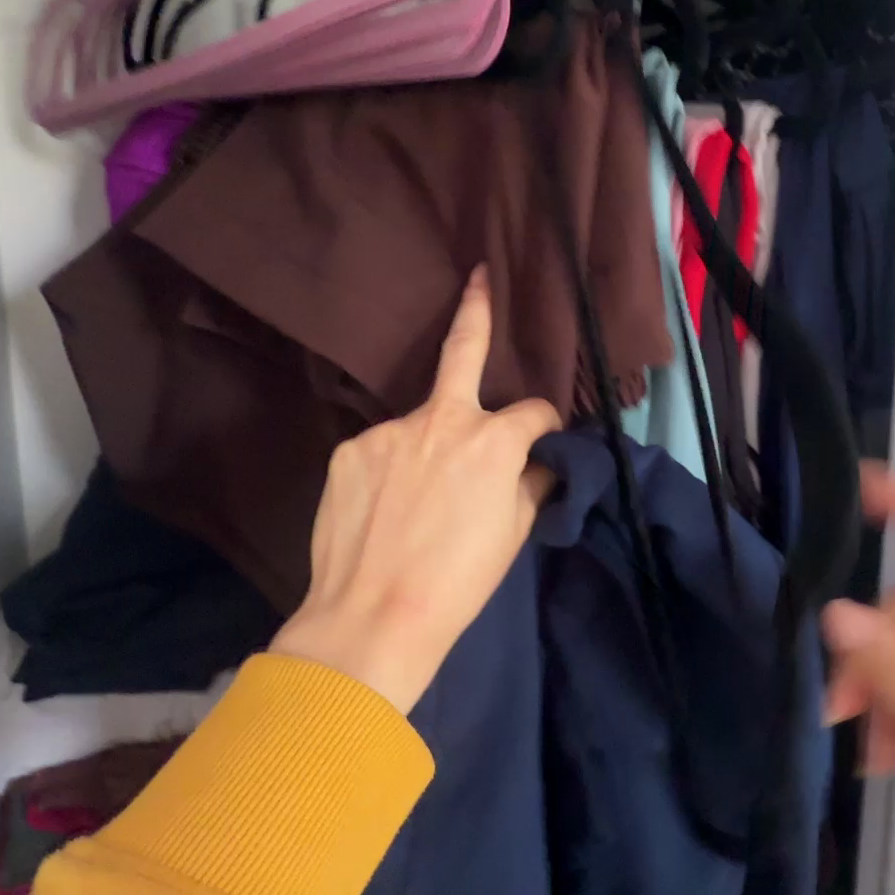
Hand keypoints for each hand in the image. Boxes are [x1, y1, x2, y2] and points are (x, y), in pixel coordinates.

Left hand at [270, 268, 561, 713]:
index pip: (535, 411)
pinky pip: (383, 449)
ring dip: (430, 445)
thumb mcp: (514, 532)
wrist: (373, 617)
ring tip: (417, 501)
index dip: (545, 427)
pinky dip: (391, 467)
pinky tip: (385, 507)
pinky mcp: (349, 449)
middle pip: (463, 350)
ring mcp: (388, 430)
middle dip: (477, 309)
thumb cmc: (459, 580)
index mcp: (492, 440)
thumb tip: (537, 462)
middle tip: (479, 277)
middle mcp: (441, 419)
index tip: (545, 441)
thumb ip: (531, 482)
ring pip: (422, 425)